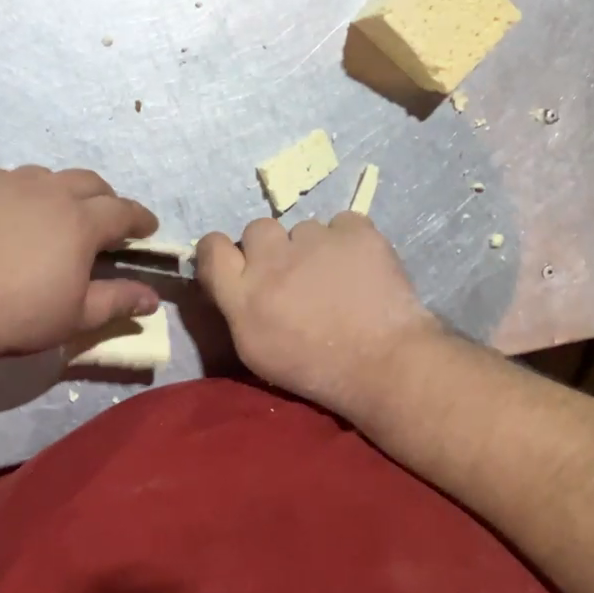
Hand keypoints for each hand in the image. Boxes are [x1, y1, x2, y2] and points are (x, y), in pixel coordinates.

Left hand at [0, 166, 161, 362]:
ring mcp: (4, 184)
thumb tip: (152, 299)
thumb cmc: (17, 316)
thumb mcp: (75, 317)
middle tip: (106, 220)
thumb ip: (117, 301)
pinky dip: (19, 194)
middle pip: (87, 182)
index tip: (148, 228)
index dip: (140, 219)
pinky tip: (11, 213)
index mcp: (80, 221)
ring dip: (61, 191)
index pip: (122, 211)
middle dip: (104, 198)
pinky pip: (4, 181)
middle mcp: (46, 191)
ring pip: (44, 177)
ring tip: (57, 214)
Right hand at [197, 214, 447, 417]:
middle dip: (270, 247)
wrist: (381, 364)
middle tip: (290, 273)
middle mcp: (272, 260)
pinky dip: (347, 242)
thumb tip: (234, 282)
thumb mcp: (255, 351)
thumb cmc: (313, 368)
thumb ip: (238, 310)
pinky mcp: (355, 232)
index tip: (233, 261)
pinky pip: (342, 224)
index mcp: (243, 295)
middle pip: (258, 229)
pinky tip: (358, 269)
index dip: (219, 250)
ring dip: (312, 248)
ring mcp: (315, 241)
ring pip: (304, 229)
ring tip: (333, 278)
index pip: (212, 248)